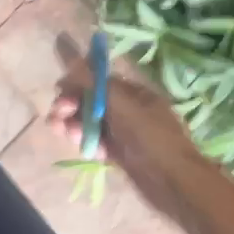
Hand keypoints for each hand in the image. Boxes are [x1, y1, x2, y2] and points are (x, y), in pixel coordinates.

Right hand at [49, 33, 202, 220]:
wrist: (176, 184)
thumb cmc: (150, 136)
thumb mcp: (118, 102)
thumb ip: (90, 79)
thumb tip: (67, 49)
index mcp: (132, 92)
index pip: (95, 80)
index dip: (75, 85)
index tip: (61, 94)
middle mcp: (127, 109)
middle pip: (89, 101)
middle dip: (70, 107)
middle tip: (58, 118)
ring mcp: (124, 132)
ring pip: (89, 122)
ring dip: (74, 126)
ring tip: (68, 135)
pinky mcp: (121, 154)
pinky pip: (97, 141)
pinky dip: (89, 143)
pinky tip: (89, 151)